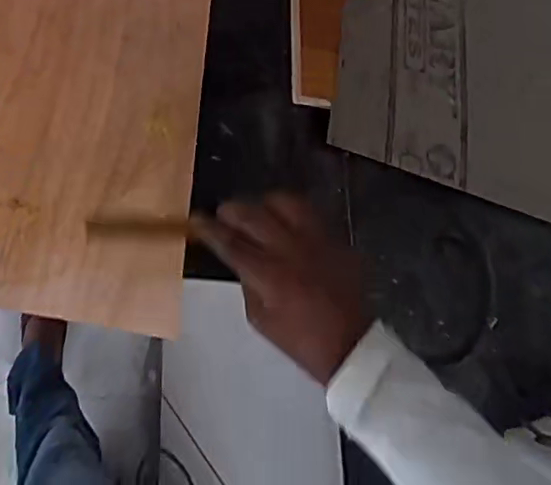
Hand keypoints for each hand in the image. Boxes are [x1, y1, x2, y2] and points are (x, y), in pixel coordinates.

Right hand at [191, 193, 371, 384]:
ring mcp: (315, 240)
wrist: (354, 348)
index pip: (230, 242)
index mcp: (270, 276)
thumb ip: (246, 283)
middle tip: (222, 215)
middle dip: (230, 210)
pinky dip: (288, 210)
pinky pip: (306, 210)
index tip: (196, 219)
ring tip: (255, 214)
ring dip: (261, 204)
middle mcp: (291, 250)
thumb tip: (238, 258)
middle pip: (251, 214)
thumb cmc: (303, 342)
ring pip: (281, 201)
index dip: (208, 228)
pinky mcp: (334, 238)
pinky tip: (283, 220)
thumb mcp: (261, 320)